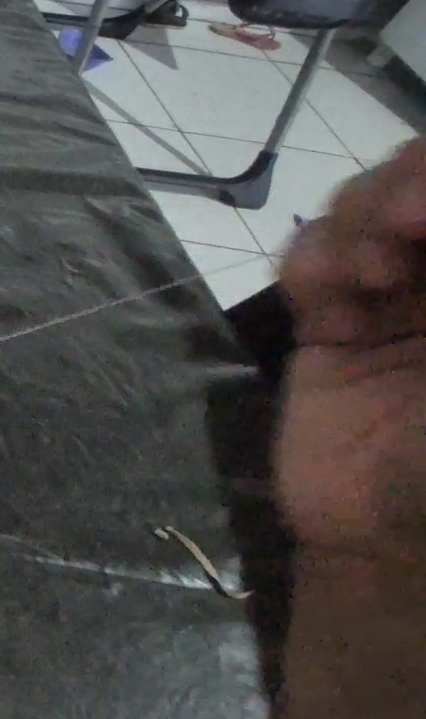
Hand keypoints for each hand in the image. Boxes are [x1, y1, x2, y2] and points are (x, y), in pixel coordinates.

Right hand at [278, 138, 425, 565]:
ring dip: (354, 230)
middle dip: (409, 189)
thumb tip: (421, 213)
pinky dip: (309, 266)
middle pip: (425, 180)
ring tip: (365, 283)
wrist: (395, 538)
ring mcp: (404, 297)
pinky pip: (304, 260)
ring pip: (363, 208)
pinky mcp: (329, 321)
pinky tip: (331, 307)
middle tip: (400, 227)